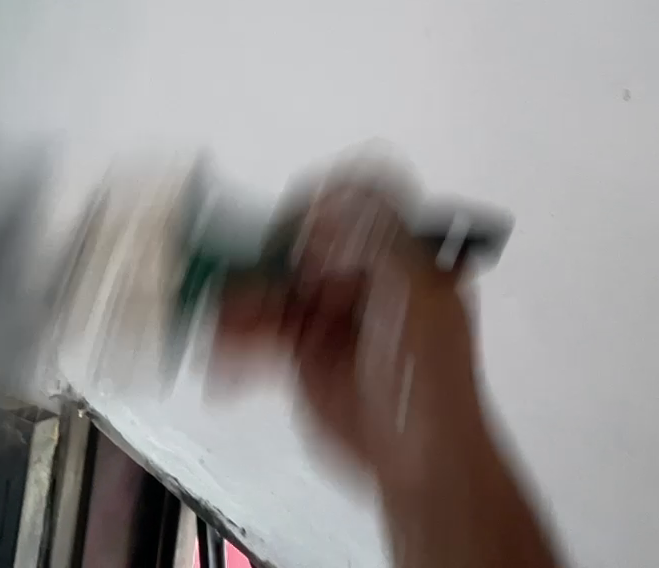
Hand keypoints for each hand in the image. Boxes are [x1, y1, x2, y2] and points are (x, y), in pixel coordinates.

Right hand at [212, 160, 487, 493]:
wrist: (421, 462)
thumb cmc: (435, 381)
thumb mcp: (418, 298)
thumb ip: (380, 245)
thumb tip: (334, 211)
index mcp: (401, 249)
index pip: (362, 196)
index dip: (328, 199)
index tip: (300, 223)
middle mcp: (363, 269)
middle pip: (303, 237)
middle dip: (267, 253)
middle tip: (240, 268)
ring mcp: (330, 306)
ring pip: (272, 281)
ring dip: (241, 297)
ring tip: (223, 324)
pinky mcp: (302, 344)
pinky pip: (258, 327)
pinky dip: (235, 337)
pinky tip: (227, 357)